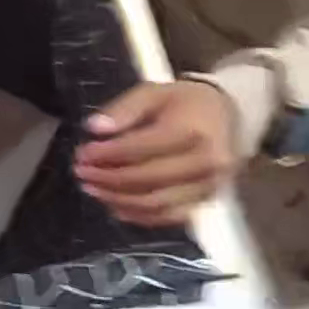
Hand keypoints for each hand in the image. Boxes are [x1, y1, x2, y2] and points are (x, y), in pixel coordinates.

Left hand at [75, 81, 238, 226]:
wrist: (227, 115)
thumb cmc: (185, 102)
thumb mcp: (154, 92)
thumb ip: (125, 109)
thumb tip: (95, 128)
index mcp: (192, 130)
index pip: (141, 148)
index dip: (108, 154)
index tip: (83, 154)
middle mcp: (205, 162)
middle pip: (146, 179)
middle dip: (108, 178)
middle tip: (81, 173)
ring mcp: (208, 186)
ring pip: (155, 203)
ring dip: (118, 199)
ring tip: (92, 188)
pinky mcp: (206, 202)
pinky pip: (168, 216)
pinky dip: (138, 215)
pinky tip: (114, 205)